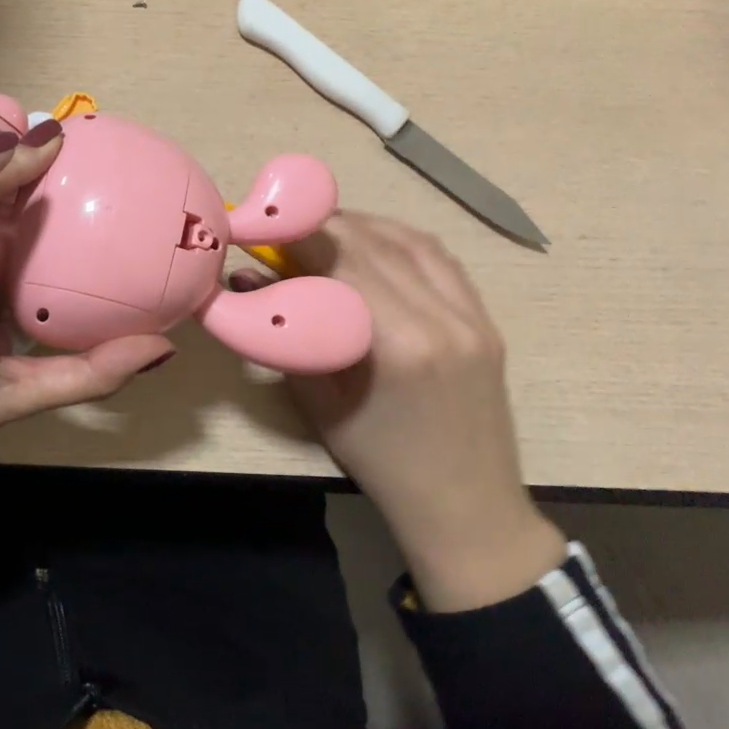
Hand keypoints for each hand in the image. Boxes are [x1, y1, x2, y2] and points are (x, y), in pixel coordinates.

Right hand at [236, 211, 565, 610]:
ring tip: (318, 228)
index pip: (343, 260)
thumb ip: (282, 332)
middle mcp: (444, 318)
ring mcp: (473, 316)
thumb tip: (243, 279)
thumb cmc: (378, 460)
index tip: (259, 225)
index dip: (296, 234)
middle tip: (278, 225)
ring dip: (361, 225)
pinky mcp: (485, 320)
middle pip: (375, 243)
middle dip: (320, 224)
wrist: (465, 503)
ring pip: (412, 241)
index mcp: (400, 344)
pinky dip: (398, 240)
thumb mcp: (317, 399)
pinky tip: (369, 243)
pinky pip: (440, 260)